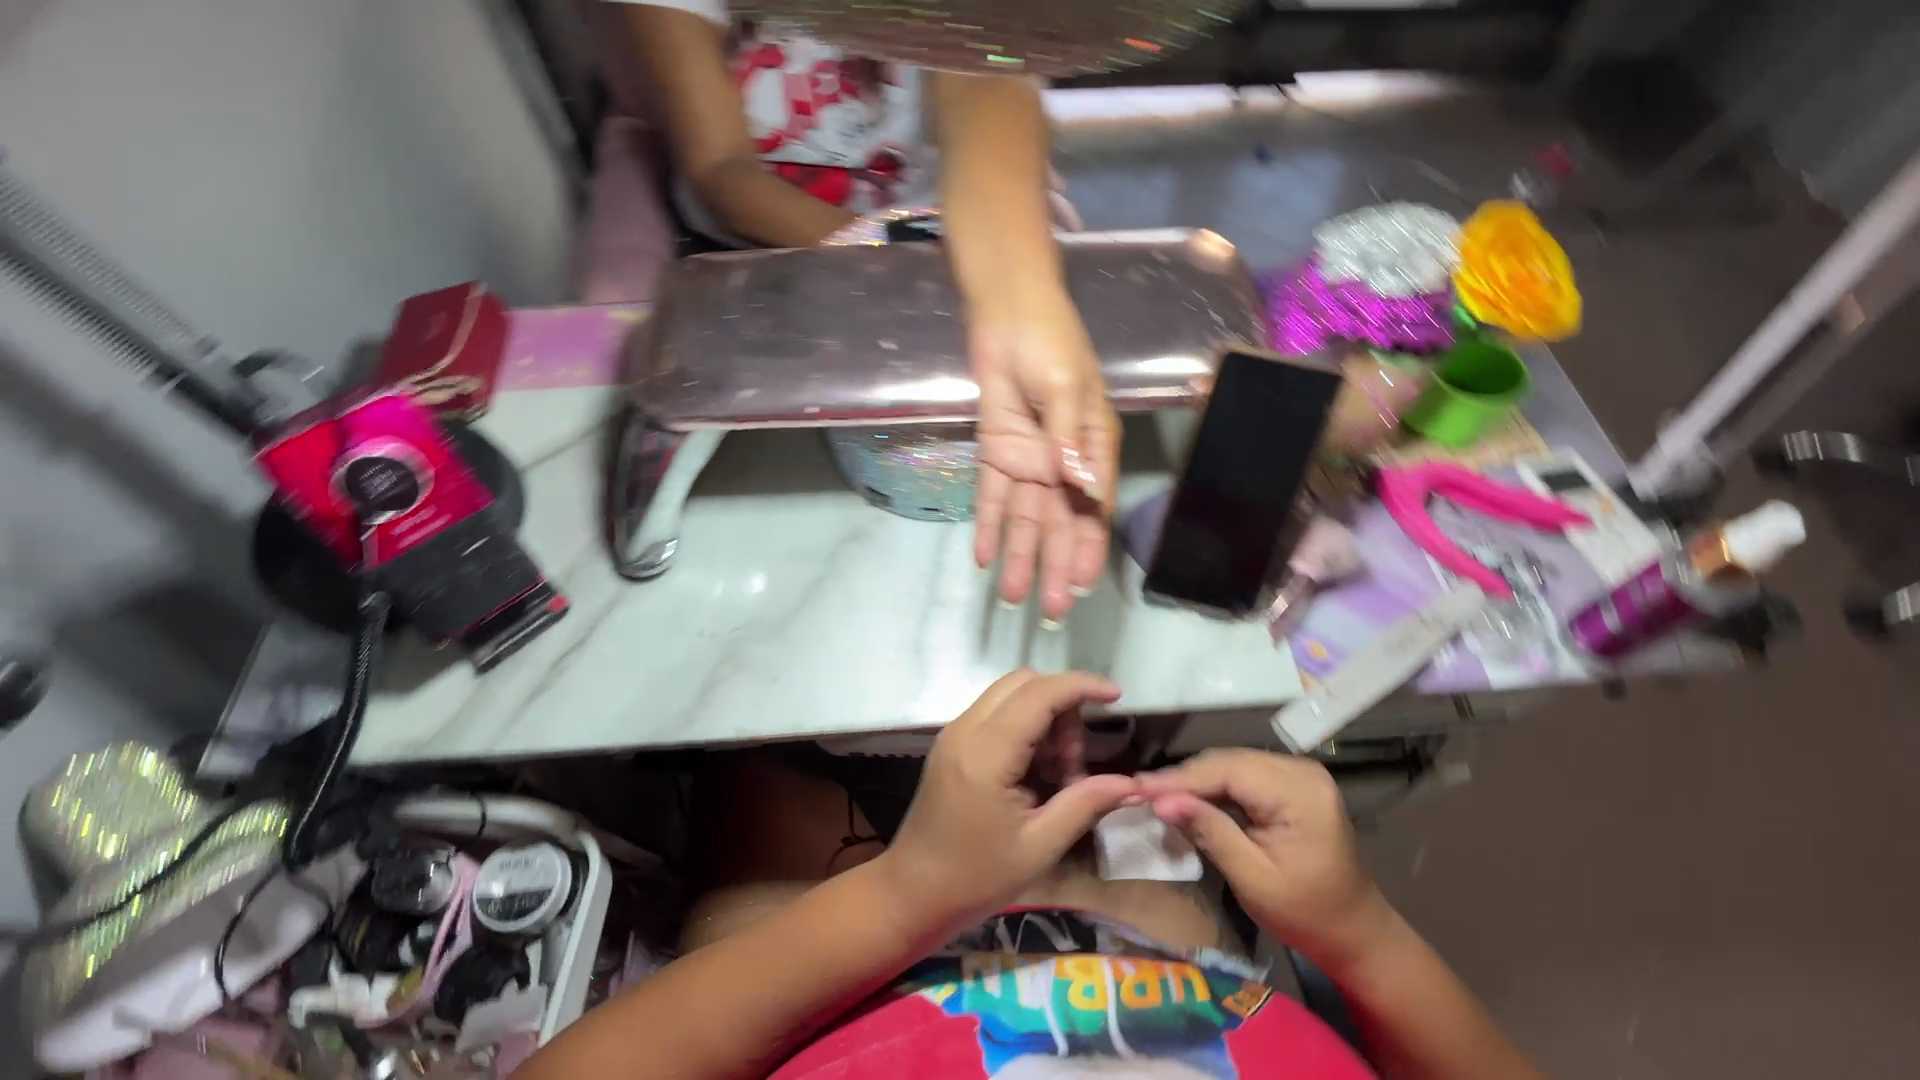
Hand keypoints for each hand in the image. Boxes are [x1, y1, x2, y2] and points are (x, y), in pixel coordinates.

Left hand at [879, 670, 1135, 929]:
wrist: (914, 893)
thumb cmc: (976, 877)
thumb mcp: (1039, 847)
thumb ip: (1084, 804)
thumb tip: (1132, 783)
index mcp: (985, 753)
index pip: (1039, 693)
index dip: (1081, 686)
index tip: (1116, 696)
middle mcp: (965, 730)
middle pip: (1023, 682)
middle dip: (1063, 706)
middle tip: (1076, 763)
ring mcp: (954, 734)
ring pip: (1010, 694)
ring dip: (1045, 717)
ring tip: (1058, 775)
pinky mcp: (952, 745)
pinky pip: (997, 714)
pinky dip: (1025, 728)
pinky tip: (1036, 775)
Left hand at [970, 292, 1120, 620]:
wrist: (1007, 312)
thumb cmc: (1049, 342)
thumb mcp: (1066, 387)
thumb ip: (1069, 439)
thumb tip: (1082, 486)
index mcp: (1091, 448)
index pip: (1090, 508)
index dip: (1084, 548)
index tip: (1078, 586)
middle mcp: (1062, 463)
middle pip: (1058, 523)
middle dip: (1053, 566)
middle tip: (1047, 610)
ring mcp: (1027, 459)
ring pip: (1025, 518)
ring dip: (1020, 557)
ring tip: (1012, 597)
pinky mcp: (996, 450)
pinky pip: (992, 496)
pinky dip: (989, 525)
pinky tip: (985, 557)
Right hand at [1140, 750, 1396, 967]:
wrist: (1352, 930)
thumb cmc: (1304, 913)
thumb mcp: (1252, 879)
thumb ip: (1209, 832)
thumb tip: (1161, 802)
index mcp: (1300, 793)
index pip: (1228, 771)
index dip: (1180, 778)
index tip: (1138, 788)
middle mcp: (1302, 772)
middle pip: (1229, 761)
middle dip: (1184, 777)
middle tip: (1140, 791)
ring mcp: (1300, 774)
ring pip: (1233, 763)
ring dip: (1195, 779)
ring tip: (1155, 793)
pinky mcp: (1293, 783)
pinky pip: (1245, 774)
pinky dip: (1214, 785)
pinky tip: (1188, 796)